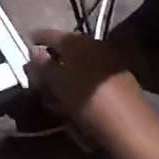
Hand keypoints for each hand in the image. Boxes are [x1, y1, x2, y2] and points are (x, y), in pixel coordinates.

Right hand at [29, 29, 148, 136]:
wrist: (130, 124)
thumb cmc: (86, 99)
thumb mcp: (57, 84)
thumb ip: (43, 67)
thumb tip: (35, 54)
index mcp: (76, 43)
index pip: (51, 34)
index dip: (38, 37)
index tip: (29, 40)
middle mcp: (94, 45)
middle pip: (67, 48)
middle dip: (53, 57)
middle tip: (40, 68)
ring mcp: (109, 60)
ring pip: (81, 61)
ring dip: (67, 70)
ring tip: (55, 87)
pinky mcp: (119, 78)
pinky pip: (92, 73)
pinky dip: (81, 80)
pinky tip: (75, 95)